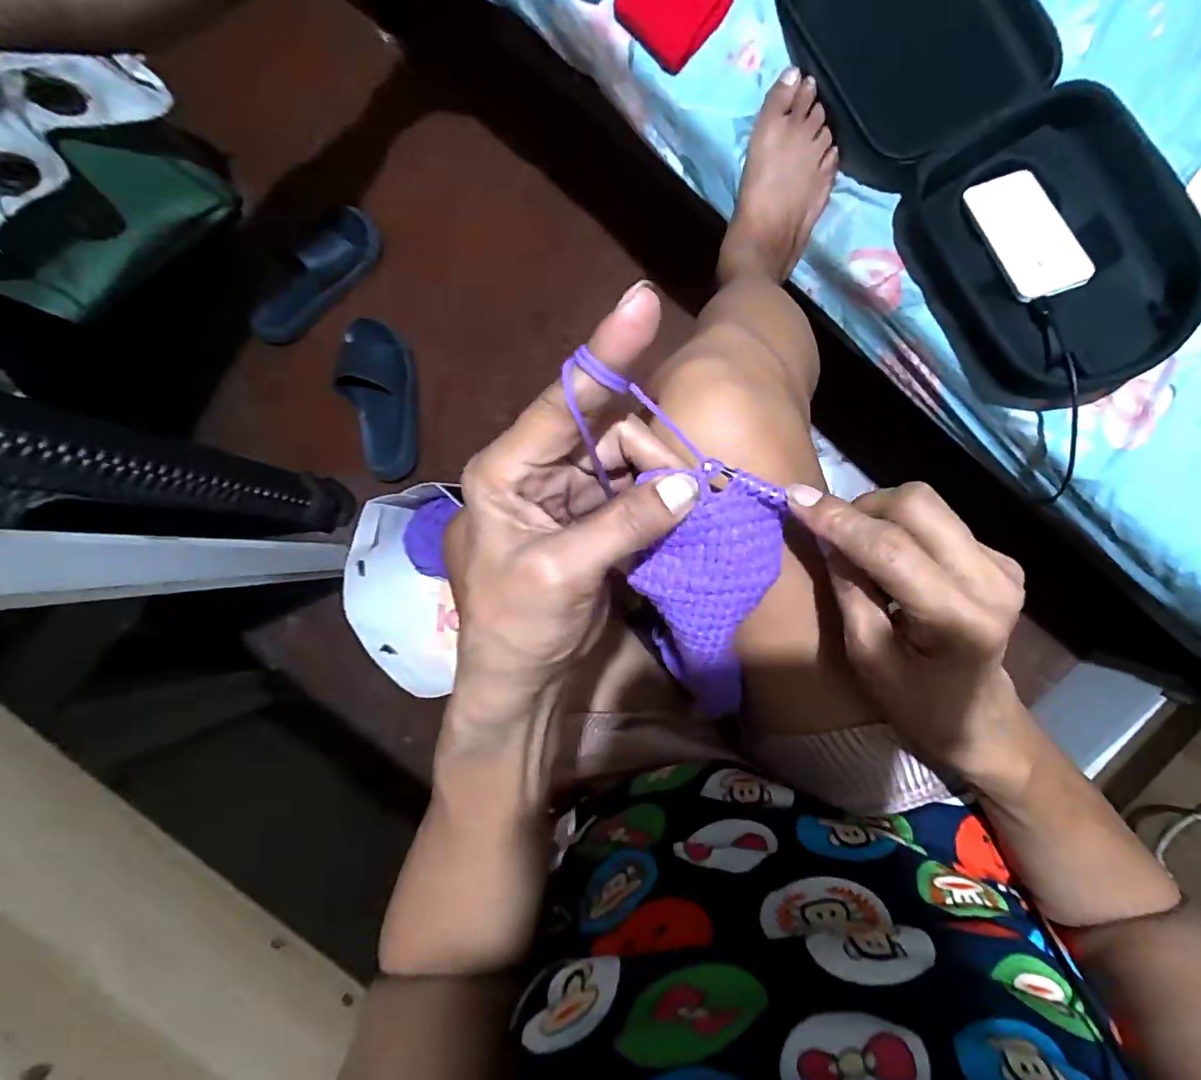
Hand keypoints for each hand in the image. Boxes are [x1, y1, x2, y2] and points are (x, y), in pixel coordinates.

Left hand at [443, 282, 697, 723]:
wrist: (520, 679)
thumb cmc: (516, 624)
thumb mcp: (563, 571)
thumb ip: (624, 523)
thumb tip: (689, 483)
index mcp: (507, 470)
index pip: (561, 400)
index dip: (604, 352)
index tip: (643, 301)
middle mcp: (538, 470)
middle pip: (607, 430)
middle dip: (652, 446)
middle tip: (692, 480)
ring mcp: (570, 494)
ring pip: (629, 461)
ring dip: (663, 475)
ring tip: (693, 498)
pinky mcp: (596, 518)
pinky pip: (637, 493)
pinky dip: (663, 499)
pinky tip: (685, 507)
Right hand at [785, 482, 1043, 800]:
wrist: (977, 718)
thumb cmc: (915, 702)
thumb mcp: (866, 656)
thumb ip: (849, 590)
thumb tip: (826, 533)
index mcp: (959, 619)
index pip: (891, 550)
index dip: (839, 520)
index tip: (795, 498)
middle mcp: (991, 581)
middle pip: (917, 505)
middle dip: (862, 508)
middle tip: (833, 533)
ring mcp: (1002, 565)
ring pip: (928, 504)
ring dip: (881, 514)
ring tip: (862, 549)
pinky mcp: (1001, 558)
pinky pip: (940, 519)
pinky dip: (903, 528)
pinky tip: (897, 560)